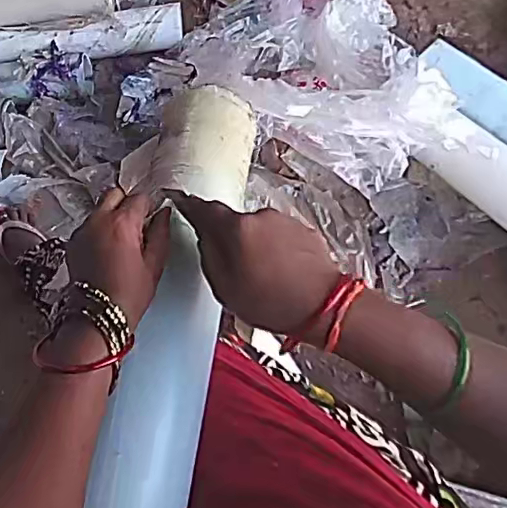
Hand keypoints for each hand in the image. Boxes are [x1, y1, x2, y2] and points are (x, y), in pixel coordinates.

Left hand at [64, 188, 171, 329]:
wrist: (97, 316)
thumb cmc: (127, 296)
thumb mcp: (154, 264)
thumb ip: (161, 233)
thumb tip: (163, 216)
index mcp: (121, 224)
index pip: (139, 197)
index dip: (149, 207)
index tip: (152, 217)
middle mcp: (98, 222)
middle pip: (114, 193)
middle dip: (127, 203)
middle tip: (136, 224)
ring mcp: (82, 231)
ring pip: (99, 208)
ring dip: (111, 216)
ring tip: (121, 241)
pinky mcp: (72, 242)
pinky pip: (88, 225)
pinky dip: (98, 230)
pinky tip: (106, 250)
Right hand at [173, 196, 342, 334]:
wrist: (324, 306)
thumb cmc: (274, 301)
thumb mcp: (225, 287)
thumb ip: (208, 256)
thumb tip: (204, 239)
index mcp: (236, 228)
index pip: (204, 209)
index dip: (189, 205)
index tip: (181, 201)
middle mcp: (259, 217)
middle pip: (232, 222)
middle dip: (229, 239)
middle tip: (232, 267)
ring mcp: (283, 221)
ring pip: (256, 229)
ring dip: (253, 246)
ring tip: (260, 276)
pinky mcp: (302, 230)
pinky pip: (277, 236)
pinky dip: (273, 250)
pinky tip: (278, 273)